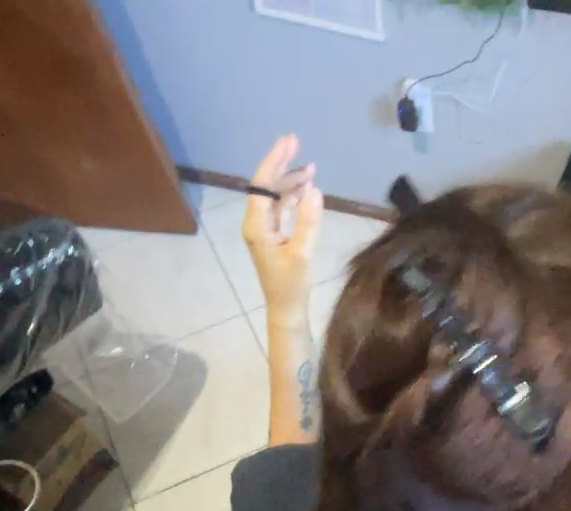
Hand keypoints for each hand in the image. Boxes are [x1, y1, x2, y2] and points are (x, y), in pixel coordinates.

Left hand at [242, 134, 323, 319]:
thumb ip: (308, 222)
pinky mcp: (274, 236)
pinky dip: (293, 196)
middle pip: (266, 186)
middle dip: (282, 165)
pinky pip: (281, 208)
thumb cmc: (291, 285)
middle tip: (298, 143)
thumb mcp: (302, 254)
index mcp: (256, 225)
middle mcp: (256, 223)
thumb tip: (314, 190)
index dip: (275, 161)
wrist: (287, 309)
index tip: (289, 142)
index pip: (262, 185)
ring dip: (291, 181)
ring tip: (311, 169)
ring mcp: (264, 230)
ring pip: (275, 196)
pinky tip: (306, 188)